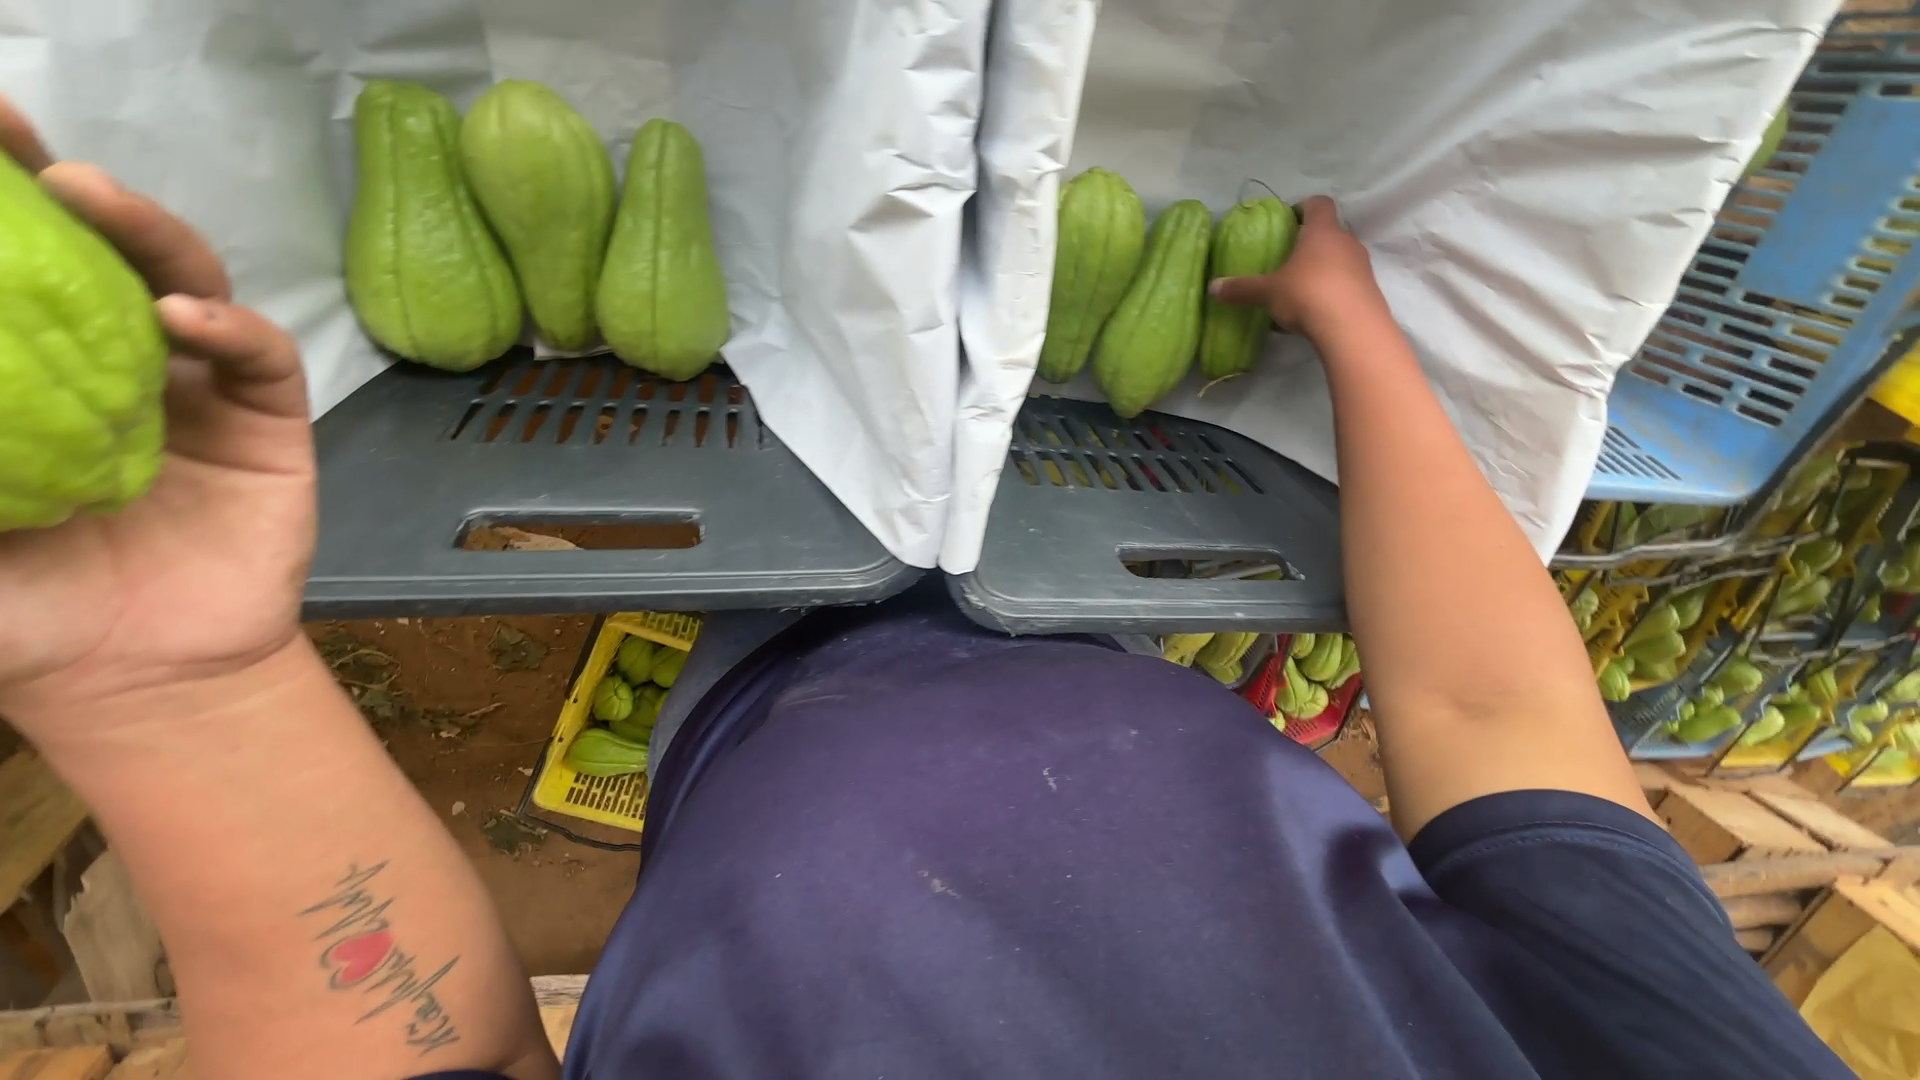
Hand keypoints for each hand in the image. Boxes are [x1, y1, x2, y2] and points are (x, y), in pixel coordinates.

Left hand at [0, 97, 316, 736]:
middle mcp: (114, 365)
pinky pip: (265, 364)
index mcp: (26, 377)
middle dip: (59, 188)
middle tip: (5, 128)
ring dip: (150, 237)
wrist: (143, 671)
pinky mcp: (271, 426)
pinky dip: (237, 332)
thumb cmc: (16, 609)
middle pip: (100, 255)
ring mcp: (200, 393)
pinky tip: (191, 321)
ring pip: (192, 287)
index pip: (11, 274)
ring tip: (94, 197)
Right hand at [1208, 195, 1389, 342]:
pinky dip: (1329, 290)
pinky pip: (1344, 282)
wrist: (1352, 328)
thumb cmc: (1307, 294)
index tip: (1288, 219)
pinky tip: (1311, 311)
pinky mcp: (1367, 290)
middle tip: (1287, 257)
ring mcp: (1361, 265)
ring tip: (1297, 287)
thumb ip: (1241, 289)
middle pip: (1329, 232)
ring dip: (1320, 268)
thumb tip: (1213, 287)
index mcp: (1322, 231)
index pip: (1318, 204)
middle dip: (1309, 242)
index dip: (1303, 207)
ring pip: (1338, 258)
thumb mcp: (1267, 293)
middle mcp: (1346, 242)